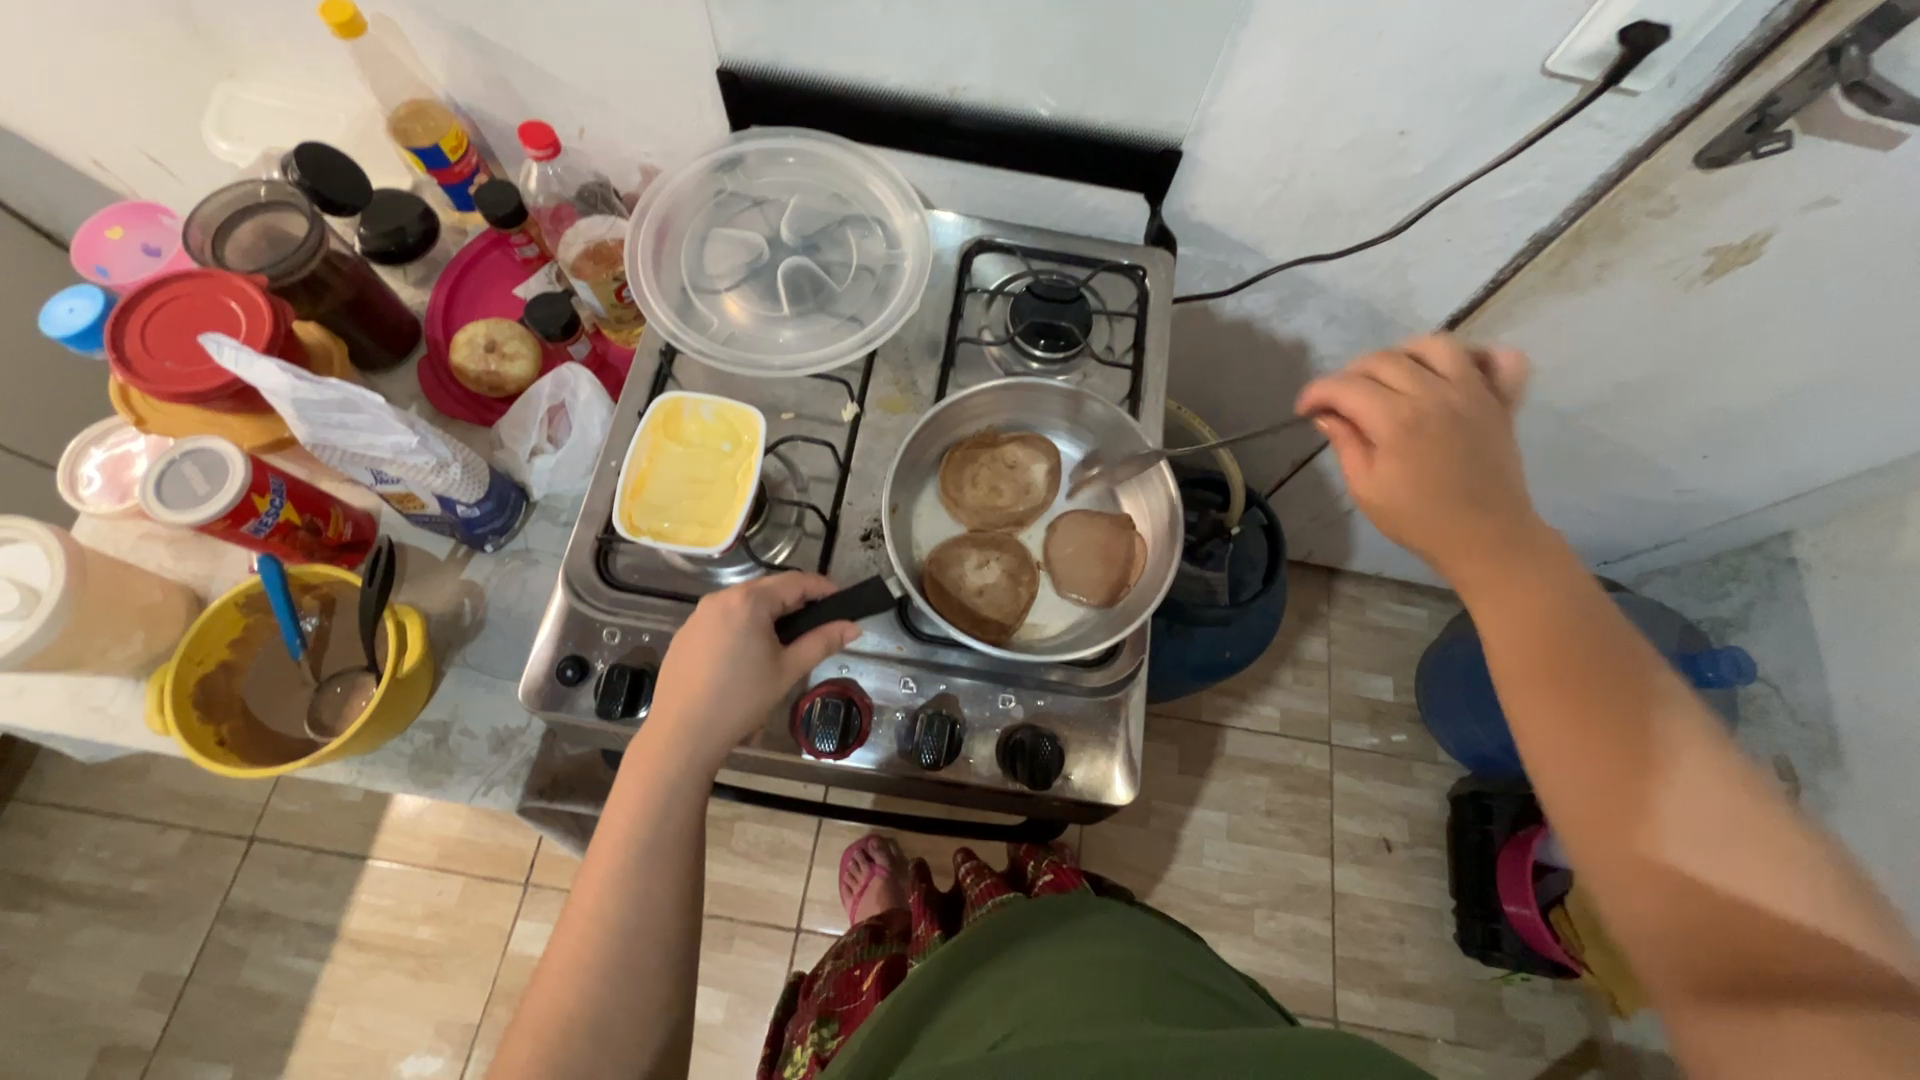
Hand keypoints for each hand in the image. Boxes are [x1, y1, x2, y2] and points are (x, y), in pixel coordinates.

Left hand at [645, 574, 861, 767]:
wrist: (682, 733)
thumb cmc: (741, 700)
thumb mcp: (788, 670)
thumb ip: (822, 642)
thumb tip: (853, 627)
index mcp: (749, 601)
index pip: (795, 581)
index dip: (823, 588)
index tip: (843, 602)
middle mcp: (720, 598)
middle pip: (768, 589)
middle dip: (797, 601)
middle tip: (820, 623)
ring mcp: (699, 615)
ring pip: (745, 603)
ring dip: (770, 613)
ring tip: (787, 640)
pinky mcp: (686, 633)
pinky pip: (723, 618)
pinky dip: (744, 625)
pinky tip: (750, 654)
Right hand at [1296, 333, 1544, 581]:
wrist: (1486, 537)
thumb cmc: (1418, 519)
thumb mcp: (1365, 488)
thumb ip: (1346, 443)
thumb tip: (1327, 414)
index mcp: (1397, 420)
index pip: (1345, 387)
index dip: (1316, 393)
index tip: (1305, 410)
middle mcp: (1435, 394)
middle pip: (1384, 359)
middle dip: (1351, 375)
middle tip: (1340, 401)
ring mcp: (1474, 393)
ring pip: (1436, 345)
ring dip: (1404, 354)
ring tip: (1392, 378)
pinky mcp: (1502, 401)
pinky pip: (1500, 359)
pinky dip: (1477, 356)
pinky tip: (1455, 374)